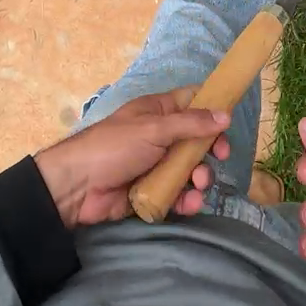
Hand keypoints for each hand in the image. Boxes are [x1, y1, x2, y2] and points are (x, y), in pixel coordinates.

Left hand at [34, 88, 230, 227]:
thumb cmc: (115, 147)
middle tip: (219, 158)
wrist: (78, 187)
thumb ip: (190, 123)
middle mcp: (160, 135)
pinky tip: (189, 204)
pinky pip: (178, 193)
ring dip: (199, 177)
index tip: (227, 124)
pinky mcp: (152, 190)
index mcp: (158, 111)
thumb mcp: (154, 129)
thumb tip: (225, 114)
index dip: (211, 110)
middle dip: (209, 150)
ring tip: (197, 186)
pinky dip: (186, 199)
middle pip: (196, 139)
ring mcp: (156, 164)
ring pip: (190, 168)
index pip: (191, 102)